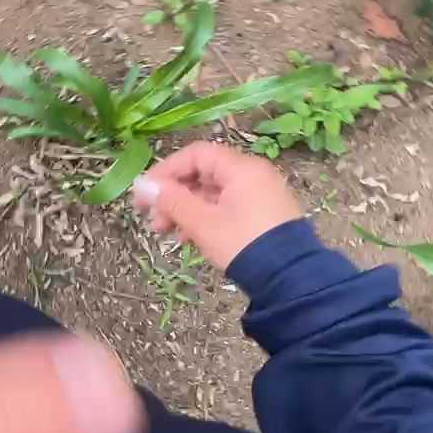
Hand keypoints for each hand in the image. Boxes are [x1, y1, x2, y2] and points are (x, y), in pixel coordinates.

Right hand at [130, 142, 302, 268]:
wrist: (289, 278)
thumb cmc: (242, 243)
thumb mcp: (202, 222)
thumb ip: (170, 200)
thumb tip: (143, 186)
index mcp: (241, 169)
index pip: (195, 155)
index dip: (166, 170)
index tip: (146, 191)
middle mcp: (252, 176)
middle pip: (201, 174)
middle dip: (172, 194)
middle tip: (151, 215)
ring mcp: (258, 195)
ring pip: (210, 193)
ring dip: (183, 209)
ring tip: (165, 231)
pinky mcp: (260, 214)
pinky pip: (223, 207)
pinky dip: (202, 217)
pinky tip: (187, 237)